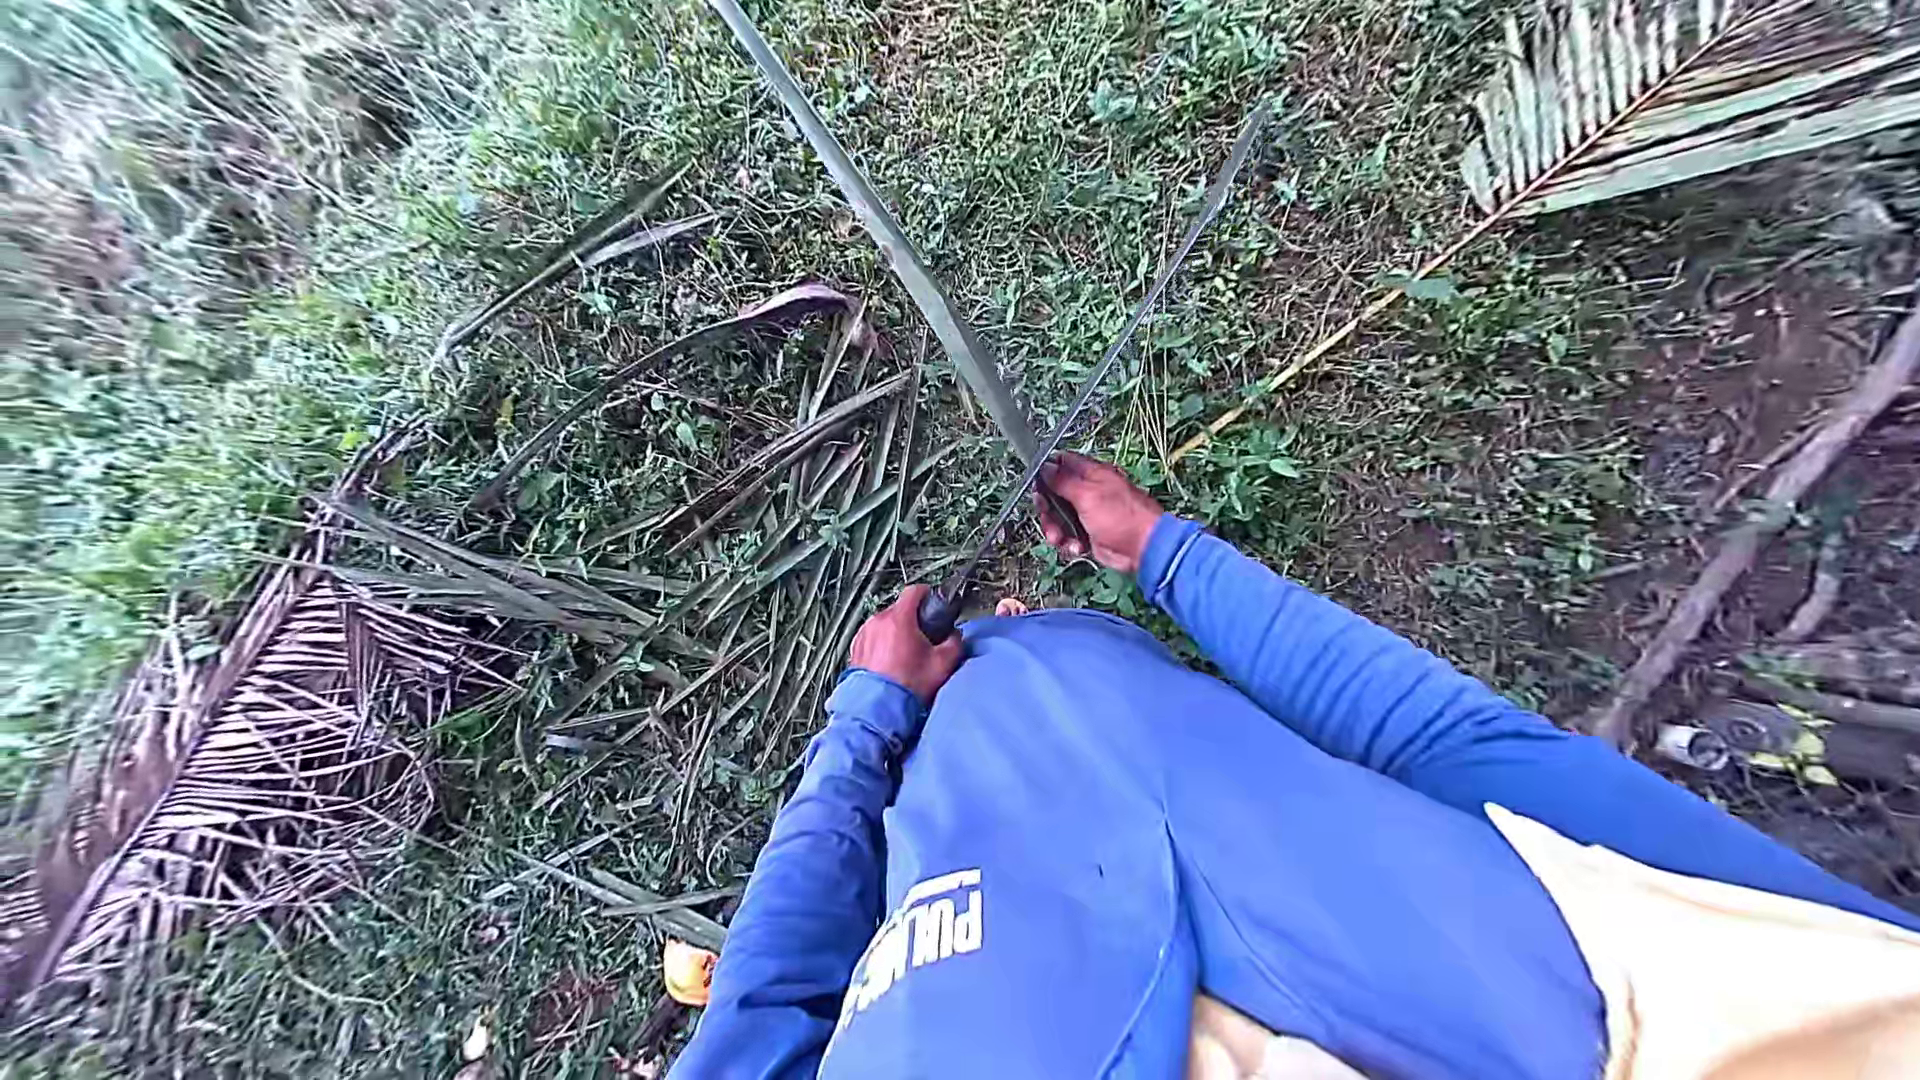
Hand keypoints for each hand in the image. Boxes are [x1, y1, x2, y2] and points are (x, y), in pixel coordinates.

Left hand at [848, 584, 965, 706]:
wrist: (877, 711)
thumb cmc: (906, 688)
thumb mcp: (942, 665)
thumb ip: (954, 644)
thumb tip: (955, 637)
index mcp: (899, 619)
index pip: (914, 591)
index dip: (927, 594)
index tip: (932, 603)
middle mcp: (878, 622)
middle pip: (900, 609)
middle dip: (913, 619)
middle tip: (924, 638)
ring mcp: (864, 635)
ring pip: (885, 624)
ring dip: (896, 632)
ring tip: (906, 654)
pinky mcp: (856, 649)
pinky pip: (873, 638)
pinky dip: (882, 644)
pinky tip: (891, 662)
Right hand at [1032, 452, 1162, 574]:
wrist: (1143, 549)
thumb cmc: (1122, 517)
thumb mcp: (1087, 495)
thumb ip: (1063, 481)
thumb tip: (1045, 468)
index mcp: (1092, 474)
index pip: (1063, 463)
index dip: (1047, 472)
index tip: (1037, 485)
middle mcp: (1089, 491)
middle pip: (1055, 494)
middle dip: (1047, 507)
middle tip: (1048, 516)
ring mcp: (1088, 513)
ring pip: (1058, 517)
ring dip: (1055, 529)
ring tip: (1061, 539)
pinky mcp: (1088, 534)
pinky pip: (1067, 535)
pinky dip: (1068, 543)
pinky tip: (1076, 547)